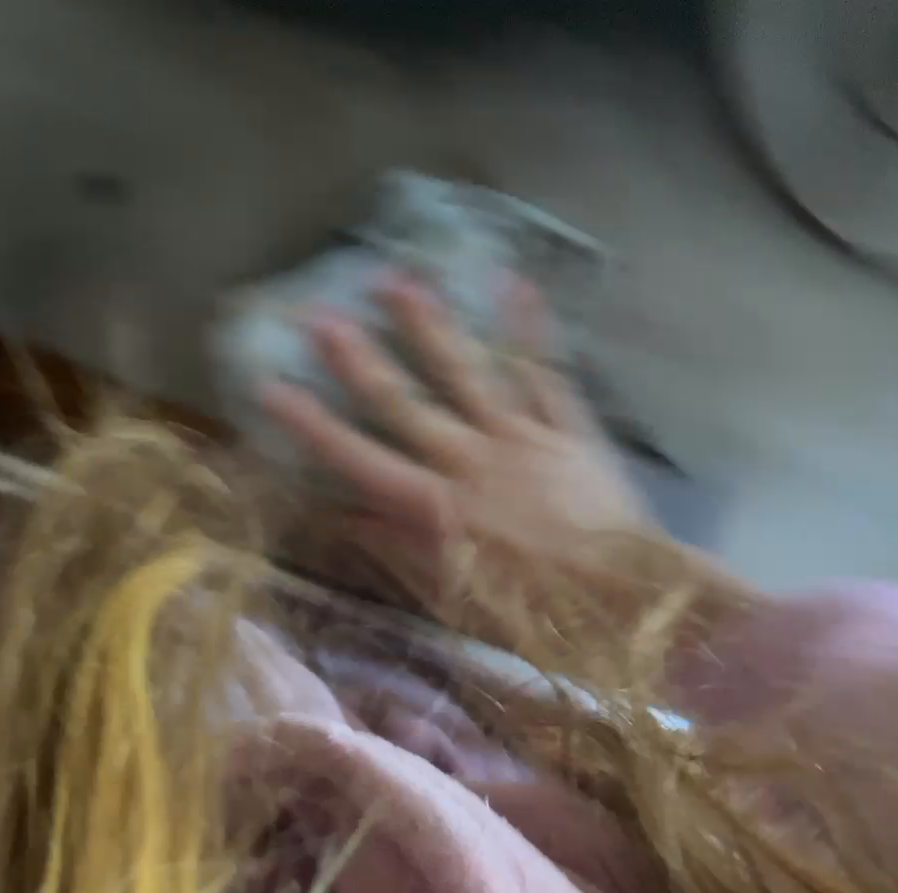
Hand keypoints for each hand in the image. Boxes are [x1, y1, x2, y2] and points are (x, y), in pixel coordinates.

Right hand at [261, 275, 650, 591]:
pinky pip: (545, 373)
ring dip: (429, 325)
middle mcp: (466, 460)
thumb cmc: (527, 609)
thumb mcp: (448, 594)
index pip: (355, 457)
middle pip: (403, 402)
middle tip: (319, 314)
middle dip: (356, 359)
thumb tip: (340, 516)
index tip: (270, 387)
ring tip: (396, 278)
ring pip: (467, 373)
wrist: (627, 604)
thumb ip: (393, 548)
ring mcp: (519, 437)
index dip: (309, 423)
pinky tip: (511, 281)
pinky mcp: (566, 429)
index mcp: (431, 506)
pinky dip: (529, 328)